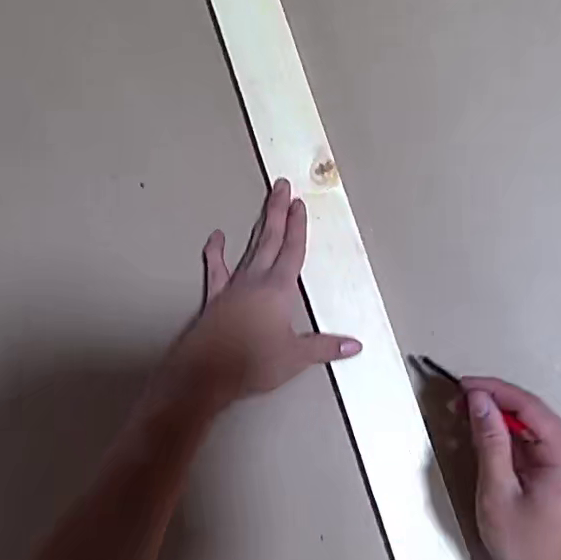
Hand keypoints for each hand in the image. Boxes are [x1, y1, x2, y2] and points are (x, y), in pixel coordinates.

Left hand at [161, 179, 360, 406]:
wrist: (207, 373)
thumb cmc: (253, 362)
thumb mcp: (295, 357)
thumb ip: (325, 348)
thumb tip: (354, 345)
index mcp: (278, 289)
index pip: (292, 251)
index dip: (298, 227)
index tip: (299, 204)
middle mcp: (255, 281)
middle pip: (270, 240)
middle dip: (277, 213)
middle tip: (280, 186)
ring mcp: (232, 287)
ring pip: (248, 249)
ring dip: (257, 227)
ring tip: (263, 206)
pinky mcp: (215, 299)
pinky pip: (216, 270)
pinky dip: (216, 253)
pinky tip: (216, 238)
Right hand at [460, 376, 560, 559]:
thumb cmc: (527, 547)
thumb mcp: (498, 493)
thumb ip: (490, 442)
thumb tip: (479, 401)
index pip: (529, 406)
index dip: (494, 390)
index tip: (462, 385)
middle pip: (533, 413)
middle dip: (495, 404)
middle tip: (458, 403)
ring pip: (533, 427)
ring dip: (500, 421)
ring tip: (466, 419)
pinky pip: (537, 444)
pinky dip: (511, 440)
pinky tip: (487, 441)